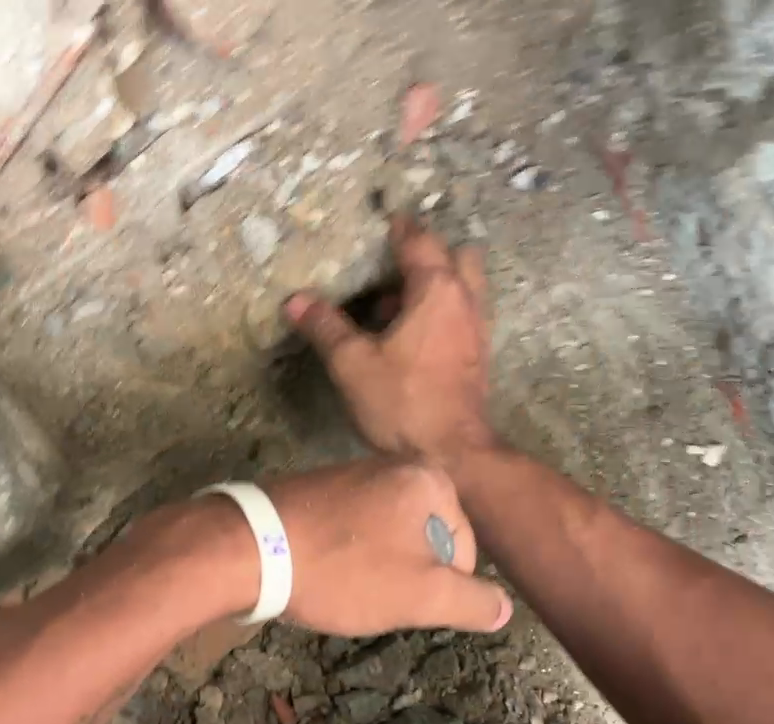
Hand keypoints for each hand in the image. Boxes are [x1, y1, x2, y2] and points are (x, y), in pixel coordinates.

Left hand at [257, 459, 511, 635]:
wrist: (248, 549)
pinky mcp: (313, 490)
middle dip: (402, 578)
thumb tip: (503, 608)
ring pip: (383, 540)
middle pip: (422, 543)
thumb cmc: (343, 571)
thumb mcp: (420, 596)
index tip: (399, 599)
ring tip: (340, 586)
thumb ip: (471, 602)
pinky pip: (347, 531)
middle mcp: (392, 465)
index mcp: (429, 481)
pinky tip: (319, 573)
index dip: (438, 590)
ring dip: (370, 570)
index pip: (464, 552)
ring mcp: (349, 474)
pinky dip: (340, 557)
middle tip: (368, 596)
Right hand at [284, 217, 499, 467]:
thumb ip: (326, 328)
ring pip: (464, 288)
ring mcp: (477, 330)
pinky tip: (412, 337)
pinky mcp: (477, 357)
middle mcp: (466, 301)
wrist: (453, 453)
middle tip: (393, 267)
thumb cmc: (402, 403)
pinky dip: (442, 312)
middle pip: (457, 257)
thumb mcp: (352, 364)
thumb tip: (296, 301)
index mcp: (437, 291)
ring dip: (436, 285)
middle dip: (428, 254)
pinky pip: (463, 316)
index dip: (400, 228)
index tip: (385, 220)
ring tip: (396, 305)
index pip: (420, 243)